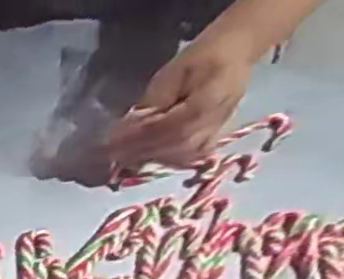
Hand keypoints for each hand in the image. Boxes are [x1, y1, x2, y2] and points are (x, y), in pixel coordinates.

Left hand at [105, 27, 260, 168]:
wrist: (233, 52)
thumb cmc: (198, 60)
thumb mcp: (170, 76)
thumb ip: (151, 105)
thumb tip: (123, 131)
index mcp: (214, 94)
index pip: (172, 125)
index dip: (139, 136)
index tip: (111, 143)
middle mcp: (220, 115)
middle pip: (176, 143)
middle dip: (139, 151)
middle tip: (110, 154)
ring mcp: (220, 127)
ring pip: (181, 154)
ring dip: (148, 158)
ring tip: (122, 157)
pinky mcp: (214, 135)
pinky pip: (189, 157)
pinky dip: (165, 161)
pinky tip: (145, 159)